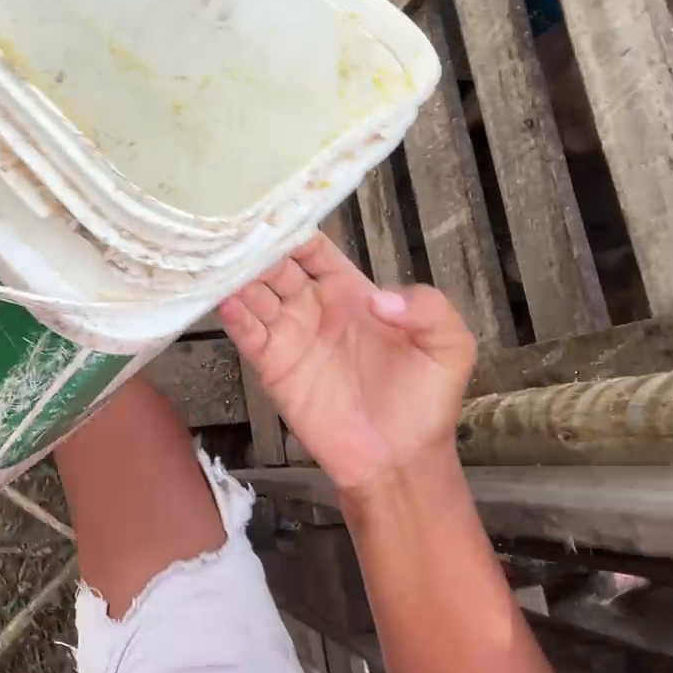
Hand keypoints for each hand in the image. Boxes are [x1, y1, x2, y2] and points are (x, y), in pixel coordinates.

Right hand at [218, 235, 474, 494]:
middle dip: (259, 249)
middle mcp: (313, 306)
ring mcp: (289, 335)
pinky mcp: (272, 367)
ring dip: (239, 277)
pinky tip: (226, 301)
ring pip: (255, 294)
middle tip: (238, 231)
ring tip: (223, 259)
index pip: (314, 249)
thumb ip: (427, 309)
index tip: (276, 212)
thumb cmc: (425, 401)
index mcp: (350, 291)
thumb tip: (379, 298)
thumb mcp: (450, 346)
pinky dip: (234, 317)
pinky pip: (248, 335)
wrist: (399, 460)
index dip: (295, 231)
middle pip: (276, 266)